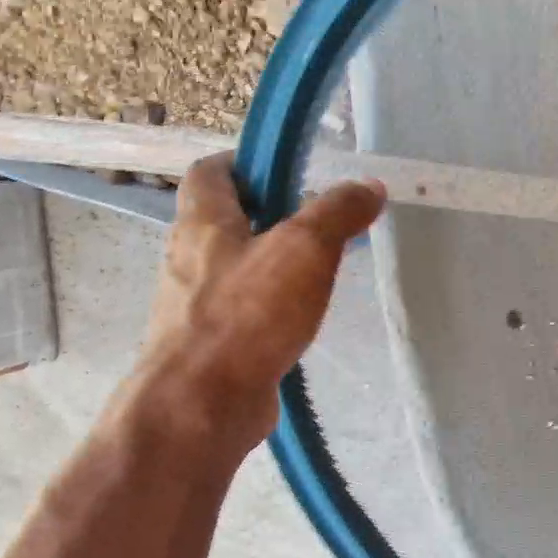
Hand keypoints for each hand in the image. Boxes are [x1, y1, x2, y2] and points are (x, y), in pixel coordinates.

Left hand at [133, 154, 385, 455]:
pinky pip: (241, 305)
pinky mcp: (211, 337)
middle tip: (318, 225)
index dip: (246, 164)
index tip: (289, 172)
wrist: (205, 393)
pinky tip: (299, 319)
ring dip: (269, 261)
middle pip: (223, 219)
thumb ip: (336, 215)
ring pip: (233, 264)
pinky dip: (268, 302)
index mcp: (203, 222)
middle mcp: (189, 253)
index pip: (211, 173)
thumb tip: (368, 185)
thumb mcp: (305, 252)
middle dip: (266, 216)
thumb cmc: (250, 314)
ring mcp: (196, 298)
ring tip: (317, 273)